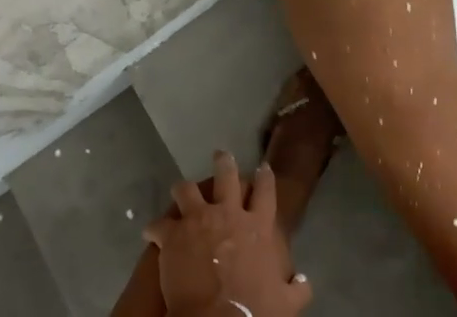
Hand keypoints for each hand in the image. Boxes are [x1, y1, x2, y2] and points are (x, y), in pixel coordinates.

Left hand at [144, 152, 311, 316]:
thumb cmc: (255, 310)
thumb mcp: (286, 302)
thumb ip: (298, 288)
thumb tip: (304, 280)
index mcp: (258, 227)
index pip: (265, 192)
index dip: (265, 177)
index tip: (262, 167)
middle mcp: (228, 214)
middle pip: (225, 176)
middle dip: (223, 162)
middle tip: (220, 155)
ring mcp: (198, 220)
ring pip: (186, 189)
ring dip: (184, 189)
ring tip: (181, 190)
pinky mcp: (173, 235)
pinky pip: (159, 224)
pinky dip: (155, 229)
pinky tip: (152, 232)